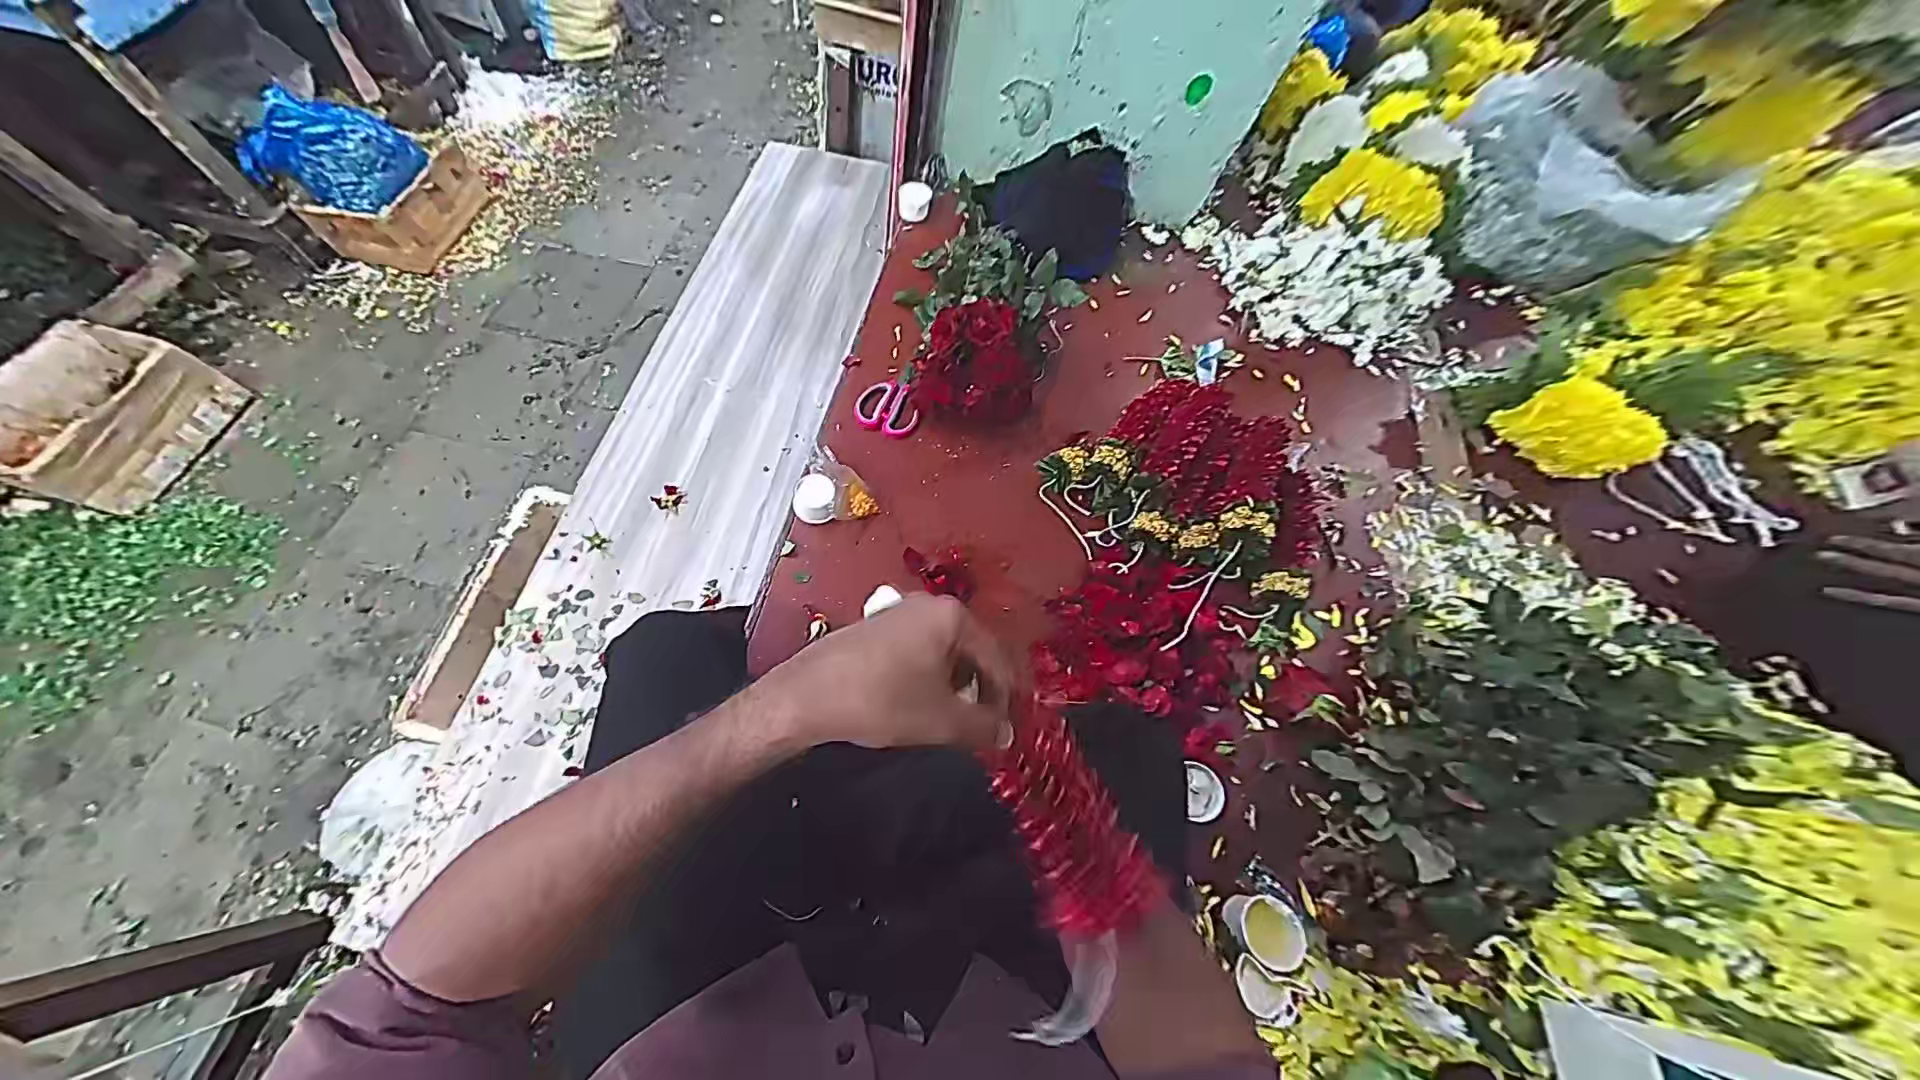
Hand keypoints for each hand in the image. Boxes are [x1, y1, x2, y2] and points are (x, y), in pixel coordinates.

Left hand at [748, 593, 1016, 751]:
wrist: (807, 696)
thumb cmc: (881, 700)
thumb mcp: (942, 720)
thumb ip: (984, 727)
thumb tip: (1005, 733)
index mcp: (951, 616)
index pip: (996, 659)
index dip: (1006, 698)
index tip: (1006, 728)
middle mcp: (928, 604)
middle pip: (971, 652)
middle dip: (978, 692)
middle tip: (979, 726)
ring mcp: (899, 612)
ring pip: (944, 653)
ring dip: (953, 687)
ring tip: (947, 720)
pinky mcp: (877, 628)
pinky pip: (918, 651)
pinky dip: (927, 678)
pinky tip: (916, 704)